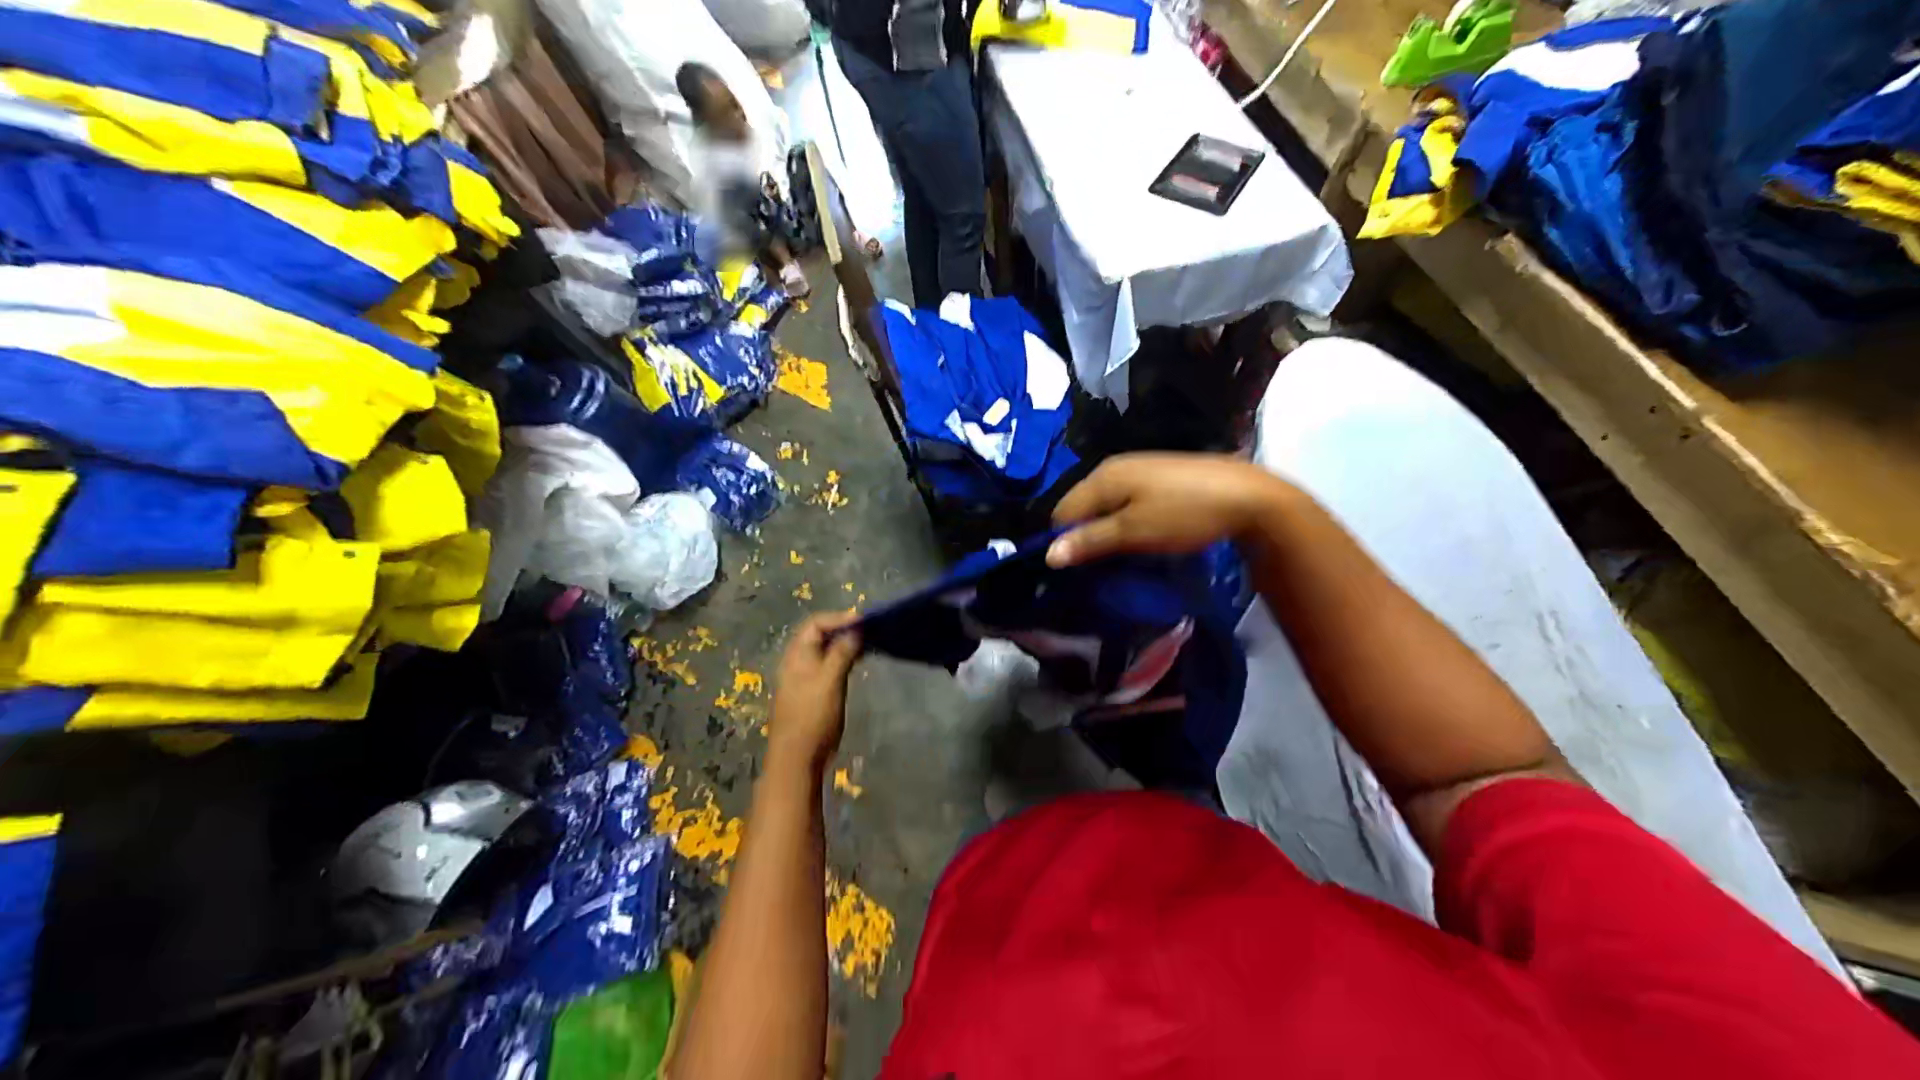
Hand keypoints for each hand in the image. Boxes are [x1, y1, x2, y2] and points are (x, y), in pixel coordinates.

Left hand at [767, 612, 862, 770]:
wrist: (797, 759)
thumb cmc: (812, 717)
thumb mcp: (830, 681)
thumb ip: (841, 653)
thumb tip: (855, 629)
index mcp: (796, 656)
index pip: (815, 623)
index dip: (838, 618)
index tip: (864, 621)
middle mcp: (796, 663)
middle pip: (818, 636)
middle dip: (842, 629)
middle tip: (868, 632)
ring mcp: (803, 679)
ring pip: (823, 652)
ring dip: (843, 645)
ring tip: (867, 646)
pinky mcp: (811, 694)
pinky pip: (827, 667)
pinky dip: (842, 660)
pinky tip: (856, 665)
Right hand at [1048, 453, 1295, 566]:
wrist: (1249, 497)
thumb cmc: (1185, 514)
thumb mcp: (1134, 532)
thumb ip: (1090, 541)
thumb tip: (1047, 555)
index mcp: (1102, 476)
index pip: (1061, 512)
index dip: (1064, 542)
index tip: (1078, 571)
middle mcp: (1113, 467)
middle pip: (1082, 506)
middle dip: (1085, 536)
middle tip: (1100, 566)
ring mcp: (1137, 469)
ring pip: (1105, 505)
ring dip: (1106, 531)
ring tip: (1122, 555)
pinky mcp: (1158, 477)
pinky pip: (1125, 501)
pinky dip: (1125, 521)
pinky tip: (1143, 537)